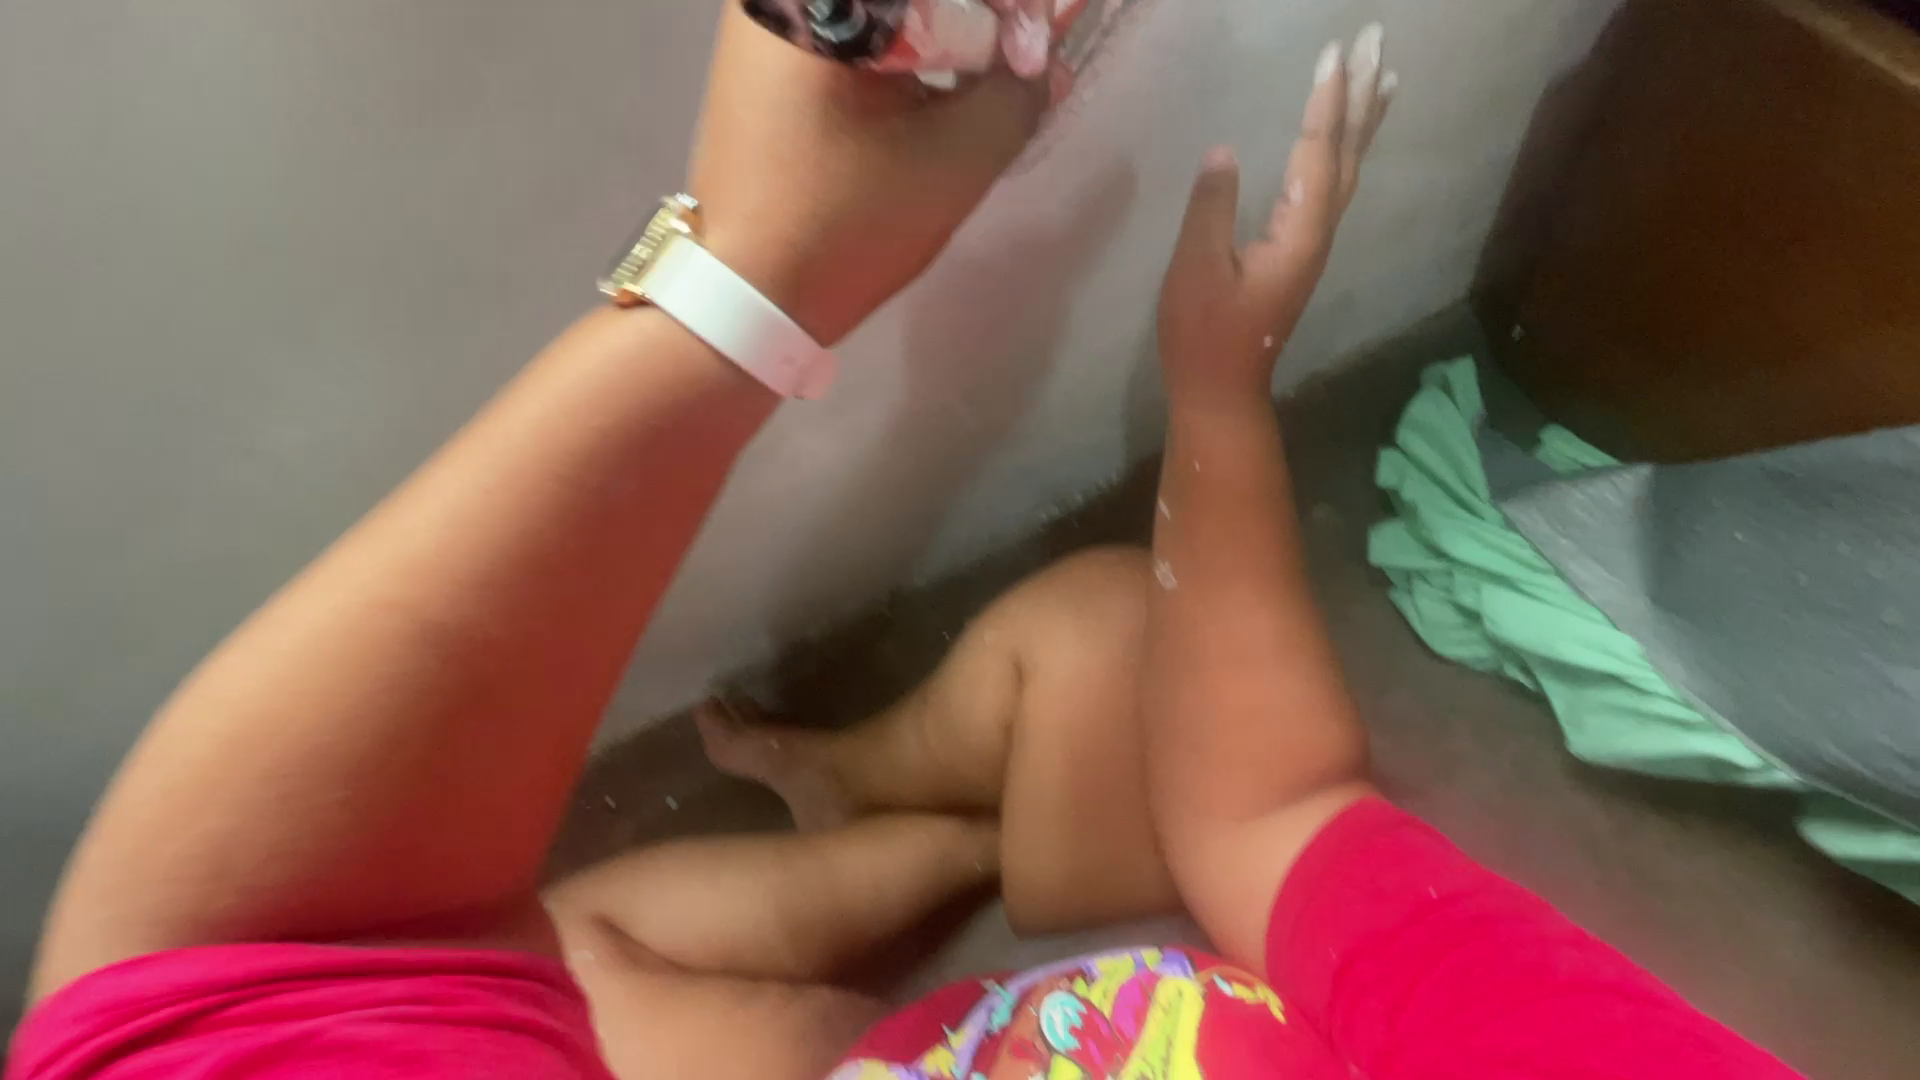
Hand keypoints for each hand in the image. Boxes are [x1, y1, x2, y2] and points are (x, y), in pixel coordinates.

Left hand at [689, 4, 1051, 344]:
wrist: (748, 298)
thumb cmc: (846, 227)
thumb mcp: (951, 163)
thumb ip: (1016, 96)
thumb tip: (1042, 65)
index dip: (1006, 17)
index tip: (1031, 62)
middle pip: (911, 3)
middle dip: (972, 30)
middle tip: (1004, 78)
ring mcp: (759, 24)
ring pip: (879, 18)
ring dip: (936, 44)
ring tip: (965, 96)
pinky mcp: (758, 65)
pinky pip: (845, 37)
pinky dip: (893, 61)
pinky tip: (912, 108)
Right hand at [1157, 26, 1394, 404]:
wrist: (1221, 388)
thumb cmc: (1204, 334)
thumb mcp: (1196, 269)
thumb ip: (1212, 209)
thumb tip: (1224, 154)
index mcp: (1298, 232)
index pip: (1316, 151)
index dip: (1325, 101)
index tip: (1337, 49)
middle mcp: (1317, 235)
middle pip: (1347, 156)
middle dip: (1361, 98)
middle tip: (1379, 40)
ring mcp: (1312, 249)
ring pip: (1346, 175)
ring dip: (1362, 125)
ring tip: (1383, 81)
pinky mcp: (1299, 260)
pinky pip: (1332, 194)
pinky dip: (1344, 159)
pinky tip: (1342, 151)